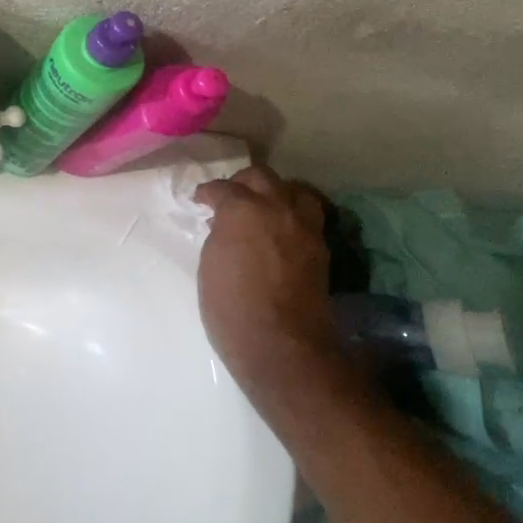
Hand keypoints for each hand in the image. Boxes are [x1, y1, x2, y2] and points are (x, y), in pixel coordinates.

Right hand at [194, 166, 341, 391]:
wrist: (281, 346)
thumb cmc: (231, 305)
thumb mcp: (210, 262)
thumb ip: (220, 233)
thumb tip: (226, 226)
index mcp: (243, 209)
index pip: (223, 188)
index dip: (208, 193)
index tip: (201, 202)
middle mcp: (278, 209)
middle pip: (262, 177)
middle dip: (244, 182)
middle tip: (231, 197)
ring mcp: (305, 229)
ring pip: (296, 191)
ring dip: (278, 193)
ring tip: (265, 208)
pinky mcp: (322, 251)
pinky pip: (310, 218)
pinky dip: (294, 217)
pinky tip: (282, 232)